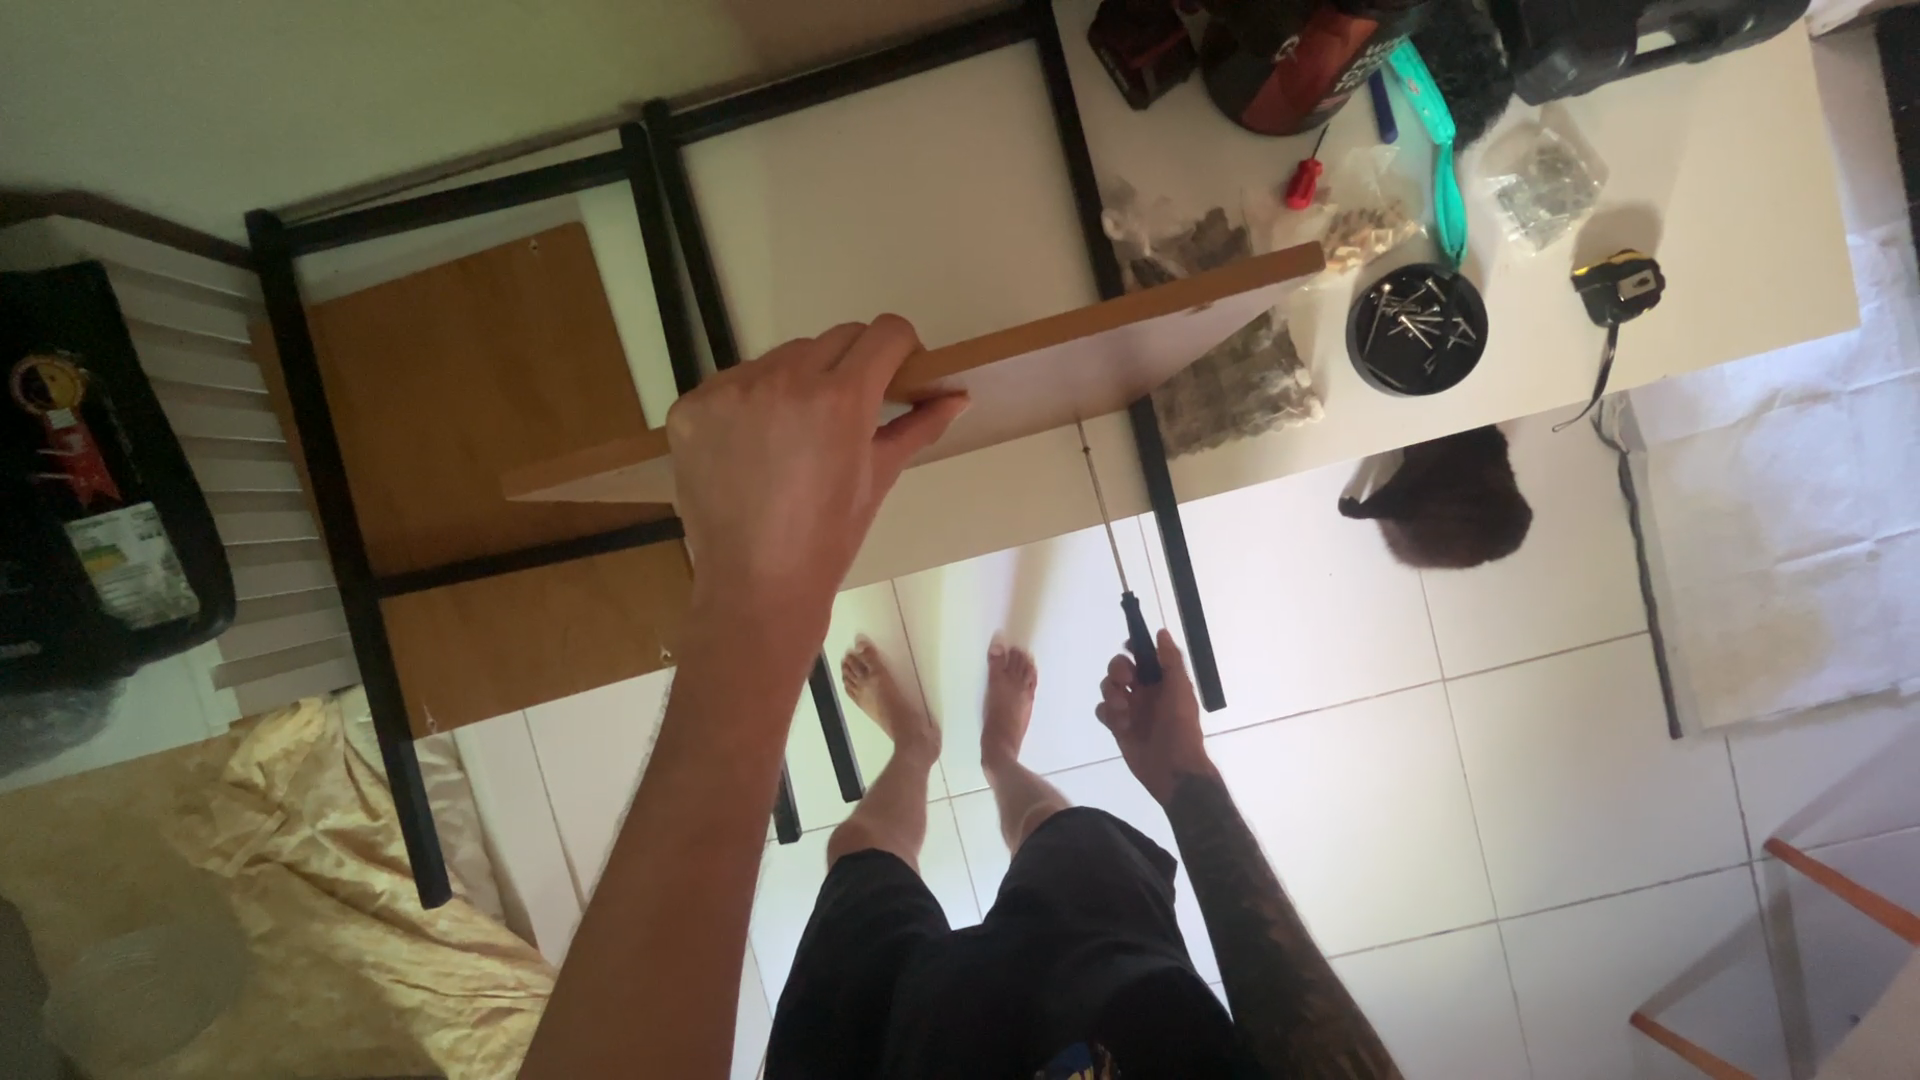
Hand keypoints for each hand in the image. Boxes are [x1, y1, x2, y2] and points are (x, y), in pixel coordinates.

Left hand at [666, 316, 966, 627]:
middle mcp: (782, 380)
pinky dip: (752, 401)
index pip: (885, 332)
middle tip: (848, 413)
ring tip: (796, 433)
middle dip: (853, 366)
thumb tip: (959, 397)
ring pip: (782, 357)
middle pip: (835, 339)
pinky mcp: (690, 407)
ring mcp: (729, 391)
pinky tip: (754, 445)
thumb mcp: (878, 479)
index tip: (898, 374)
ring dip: (800, 379)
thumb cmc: (829, 539)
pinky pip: (734, 382)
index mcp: (839, 399)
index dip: (901, 348)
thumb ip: (918, 427)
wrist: (756, 586)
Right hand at [1096, 630, 1214, 803]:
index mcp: (1161, 681)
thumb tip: (1161, 632)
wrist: (1174, 769)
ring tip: (1124, 710)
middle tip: (1125, 680)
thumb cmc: (1182, 728)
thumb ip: (1171, 661)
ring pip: (1108, 687)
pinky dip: (1108, 714)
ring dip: (1112, 693)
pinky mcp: (1117, 726)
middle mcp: (1143, 691)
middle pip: (1120, 668)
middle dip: (1118, 669)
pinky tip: (1121, 724)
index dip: (1133, 647)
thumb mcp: (1181, 691)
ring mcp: (1129, 708)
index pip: (1143, 655)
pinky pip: (1103, 711)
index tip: (1128, 647)